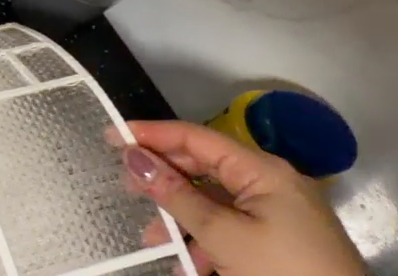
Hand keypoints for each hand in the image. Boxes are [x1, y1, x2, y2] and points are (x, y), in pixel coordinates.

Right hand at [116, 119, 365, 275]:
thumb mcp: (222, 236)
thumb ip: (175, 194)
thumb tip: (133, 155)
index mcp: (262, 171)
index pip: (195, 136)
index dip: (151, 134)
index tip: (112, 137)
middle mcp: (272, 184)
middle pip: (203, 167)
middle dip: (165, 181)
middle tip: (127, 188)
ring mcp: (281, 217)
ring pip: (216, 203)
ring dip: (183, 220)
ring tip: (155, 241)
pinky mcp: (286, 246)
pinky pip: (234, 229)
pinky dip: (208, 242)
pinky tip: (190, 264)